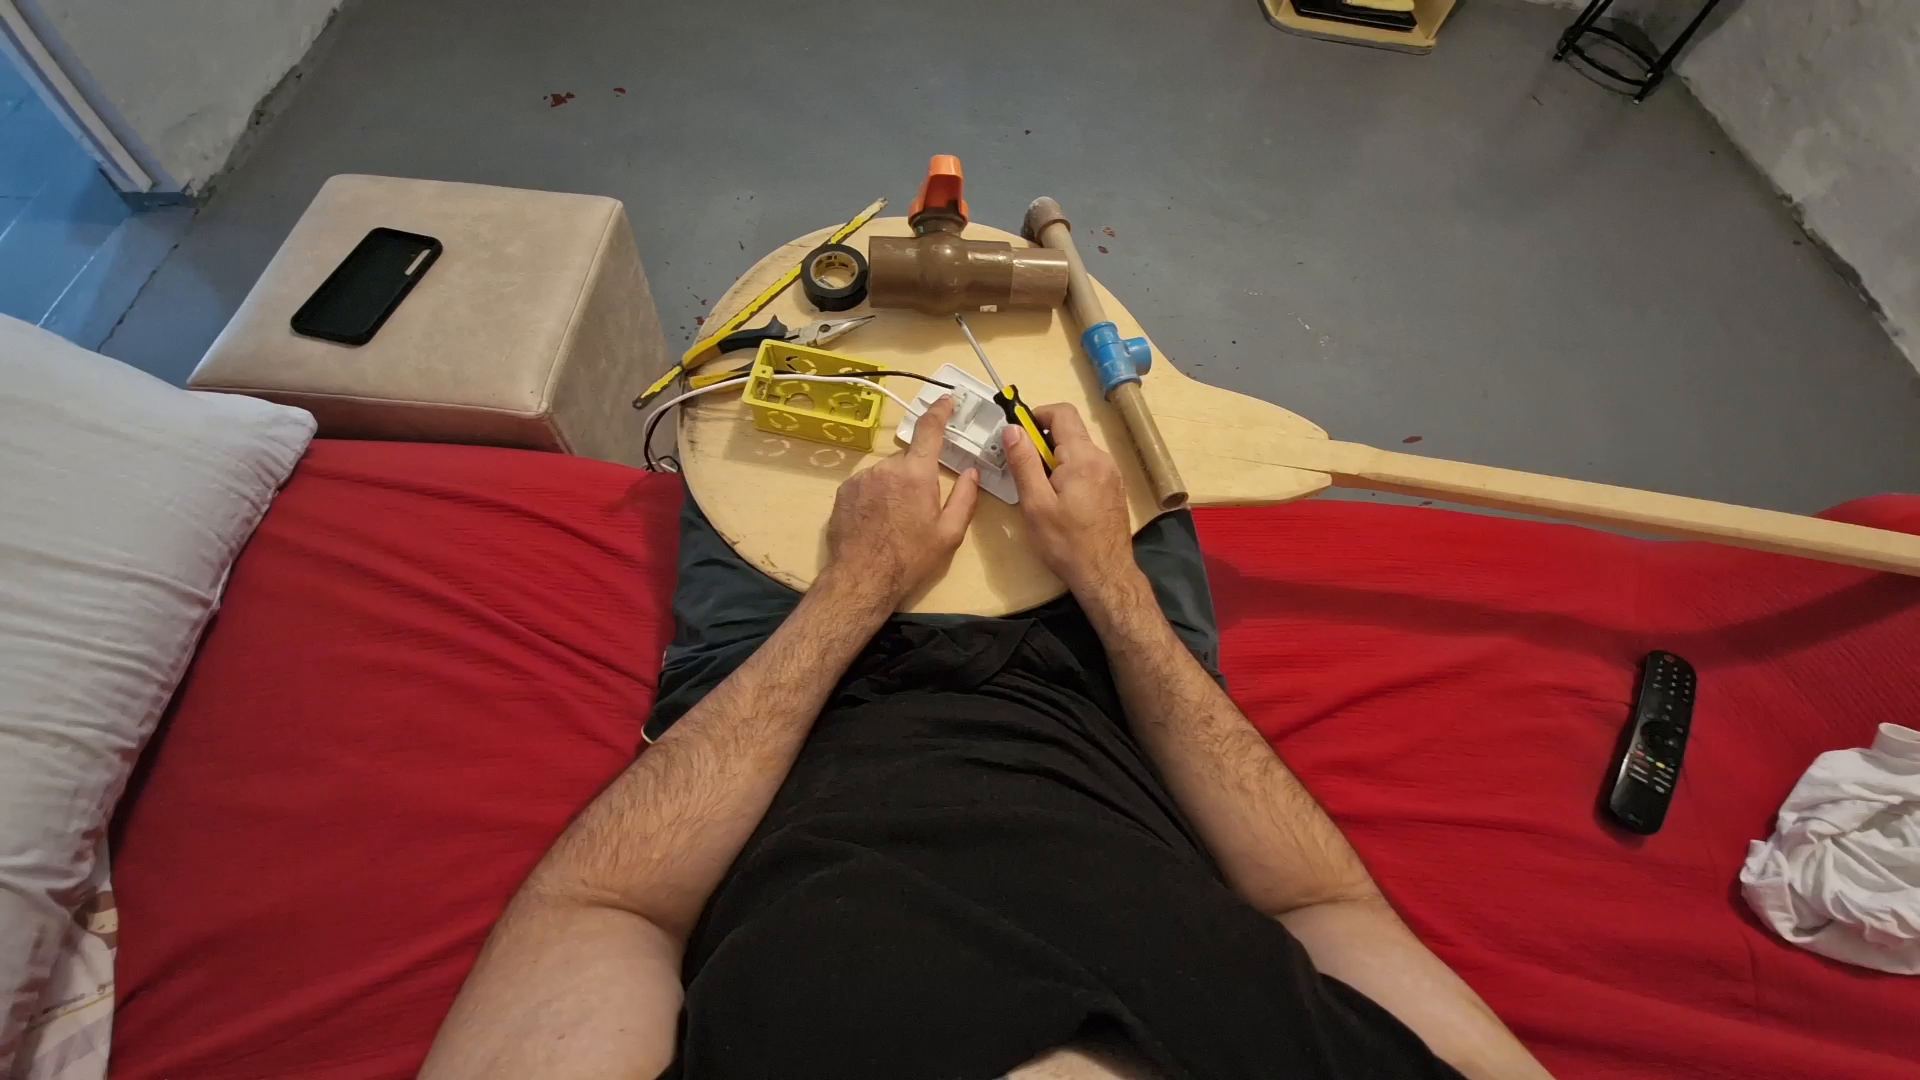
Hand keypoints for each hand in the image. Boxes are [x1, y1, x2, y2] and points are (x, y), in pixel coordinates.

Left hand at [822, 395, 979, 607]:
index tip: (946, 400)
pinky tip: (876, 523)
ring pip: (886, 473)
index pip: (930, 430)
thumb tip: (972, 473)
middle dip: (916, 477)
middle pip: (907, 460)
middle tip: (918, 510)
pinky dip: (874, 497)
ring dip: (893, 488)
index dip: (940, 411)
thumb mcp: (949, 534)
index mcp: (916, 474)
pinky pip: (866, 485)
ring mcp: (861, 478)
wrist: (862, 578)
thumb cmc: (910, 559)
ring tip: (894, 522)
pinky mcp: (844, 491)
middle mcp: (887, 467)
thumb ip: (965, 498)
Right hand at [1003, 404, 1136, 593]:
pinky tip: (1060, 499)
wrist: (1105, 574)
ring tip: (1040, 489)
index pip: (1062, 413)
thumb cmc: (1066, 543)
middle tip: (1024, 468)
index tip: (1018, 433)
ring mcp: (1111, 473)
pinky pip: (1088, 466)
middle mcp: (1102, 458)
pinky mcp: (1114, 487)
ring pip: (1079, 450)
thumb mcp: (1036, 503)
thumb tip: (1012, 429)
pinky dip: (1070, 471)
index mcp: (1083, 458)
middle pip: (1070, 431)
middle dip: (1043, 442)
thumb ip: (1024, 463)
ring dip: (1056, 459)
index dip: (1036, 415)